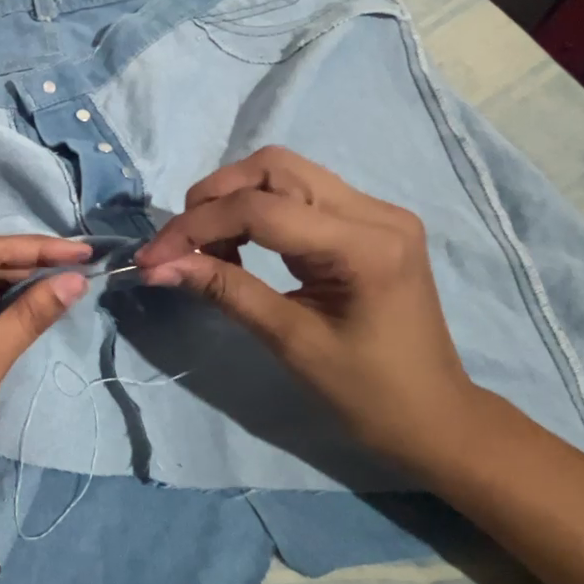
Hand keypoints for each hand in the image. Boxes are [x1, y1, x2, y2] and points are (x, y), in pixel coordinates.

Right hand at [133, 146, 477, 465]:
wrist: (432, 415)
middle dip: (212, 199)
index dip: (195, 226)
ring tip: (207, 248)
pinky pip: (296, 194)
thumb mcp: (288, 340)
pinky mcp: (366, 221)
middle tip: (180, 245)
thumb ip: (224, 290)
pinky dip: (254, 210)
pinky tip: (239, 247)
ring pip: (281, 173)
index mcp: (364, 245)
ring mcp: (375, 212)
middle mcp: (375, 212)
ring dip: (231, 200)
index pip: (260, 208)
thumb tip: (158, 265)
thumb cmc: (365, 390)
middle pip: (272, 168)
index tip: (151, 257)